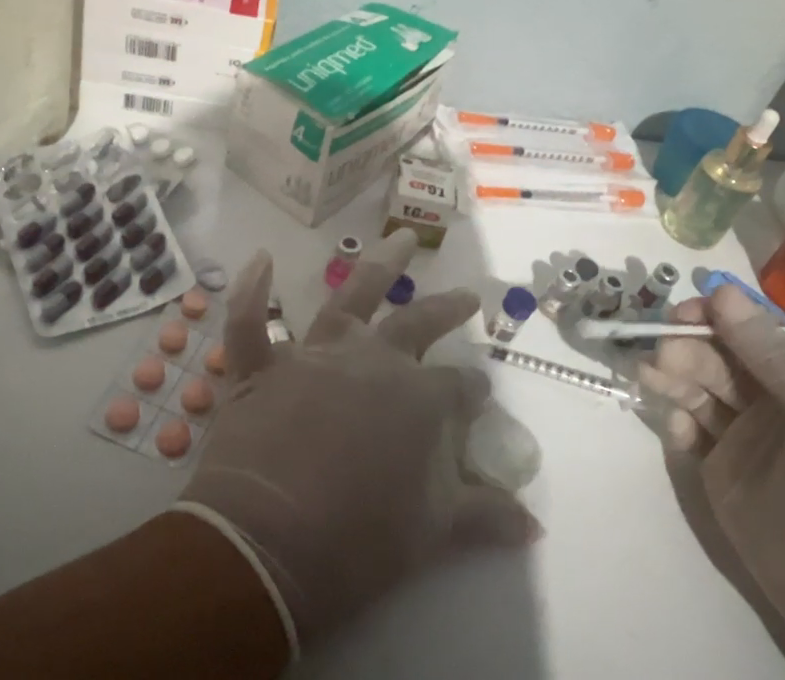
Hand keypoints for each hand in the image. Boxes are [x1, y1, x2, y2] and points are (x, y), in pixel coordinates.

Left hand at [174, 230, 541, 651]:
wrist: (268, 546)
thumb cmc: (360, 540)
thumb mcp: (434, 532)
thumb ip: (483, 515)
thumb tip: (533, 525)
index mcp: (419, 397)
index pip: (459, 387)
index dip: (472, 392)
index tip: (479, 397)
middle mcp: (372, 362)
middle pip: (416, 324)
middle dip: (445, 308)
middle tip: (466, 295)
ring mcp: (313, 359)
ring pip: (348, 299)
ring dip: (376, 267)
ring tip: (400, 239)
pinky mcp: (260, 372)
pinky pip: (251, 323)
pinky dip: (251, 290)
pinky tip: (260, 258)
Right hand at [639, 284, 784, 670]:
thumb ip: (778, 359)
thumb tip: (723, 293)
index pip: (756, 333)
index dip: (720, 316)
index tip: (687, 310)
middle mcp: (777, 407)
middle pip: (720, 359)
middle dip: (689, 346)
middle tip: (664, 352)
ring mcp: (749, 445)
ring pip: (699, 393)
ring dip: (673, 377)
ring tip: (653, 375)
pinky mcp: (726, 483)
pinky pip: (692, 439)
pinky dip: (677, 424)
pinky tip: (677, 427)